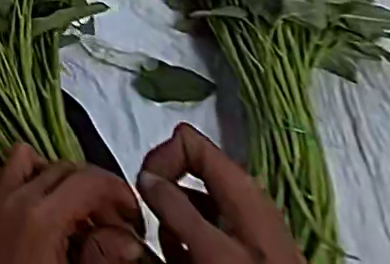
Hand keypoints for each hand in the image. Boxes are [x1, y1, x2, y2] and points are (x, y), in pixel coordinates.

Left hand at [0, 143, 142, 263]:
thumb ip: (105, 257)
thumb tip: (128, 239)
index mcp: (42, 218)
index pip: (88, 181)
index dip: (118, 192)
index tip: (134, 217)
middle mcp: (14, 200)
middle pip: (63, 168)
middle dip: (93, 190)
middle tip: (113, 223)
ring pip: (26, 159)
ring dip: (53, 176)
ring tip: (74, 210)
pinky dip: (16, 179)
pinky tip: (35, 205)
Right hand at [138, 124, 302, 263]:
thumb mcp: (211, 249)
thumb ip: (175, 208)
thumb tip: (146, 177)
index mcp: (238, 183)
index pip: (186, 139)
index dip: (162, 158)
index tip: (145, 192)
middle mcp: (241, 195)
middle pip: (187, 171)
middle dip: (165, 197)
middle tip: (155, 228)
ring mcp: (244, 224)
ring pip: (192, 205)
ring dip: (174, 227)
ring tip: (174, 256)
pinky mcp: (244, 251)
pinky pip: (205, 232)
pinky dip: (189, 244)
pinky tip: (187, 263)